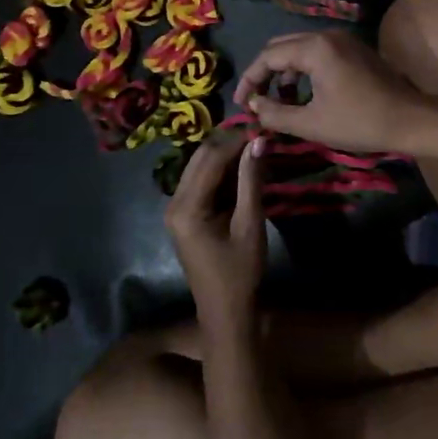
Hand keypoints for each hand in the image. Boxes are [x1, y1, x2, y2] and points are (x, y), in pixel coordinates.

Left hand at [165, 135, 267, 334]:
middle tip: (262, 135)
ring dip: (227, 156)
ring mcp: (176, 209)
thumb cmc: (240, 271)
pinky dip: (222, 172)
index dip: (237, 139)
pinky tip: (244, 170)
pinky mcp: (184, 215)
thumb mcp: (250, 223)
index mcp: (187, 207)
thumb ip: (251, 180)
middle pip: (201, 157)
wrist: (225, 311)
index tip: (264, 127)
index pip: (211, 158)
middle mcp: (174, 203)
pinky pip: (202, 181)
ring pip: (201, 167)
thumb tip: (259, 141)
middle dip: (230, 143)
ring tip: (257, 148)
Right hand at [232, 31, 424, 152]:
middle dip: (265, 72)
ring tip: (281, 102)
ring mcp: (344, 40)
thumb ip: (275, 113)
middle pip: (282, 46)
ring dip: (285, 72)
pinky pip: (319, 53)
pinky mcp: (356, 49)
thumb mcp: (311, 124)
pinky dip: (304, 70)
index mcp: (316, 48)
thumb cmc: (360, 122)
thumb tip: (253, 105)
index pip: (268, 56)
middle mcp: (328, 35)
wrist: (411, 120)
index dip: (250, 80)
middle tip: (256, 100)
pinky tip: (305, 95)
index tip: (241, 104)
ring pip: (300, 48)